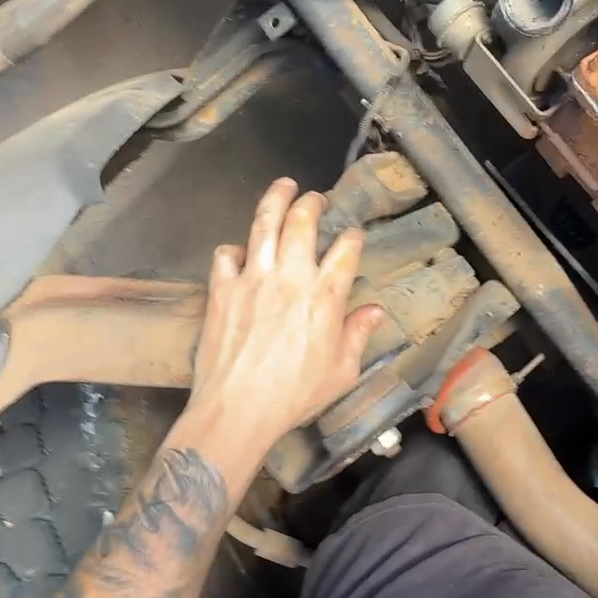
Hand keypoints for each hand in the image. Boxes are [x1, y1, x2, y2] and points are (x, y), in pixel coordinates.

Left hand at [188, 178, 387, 450]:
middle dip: (312, 203)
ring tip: (283, 186)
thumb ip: (357, 335)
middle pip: (302, 222)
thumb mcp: (341, 372)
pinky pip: (226, 254)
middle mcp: (290, 277)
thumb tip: (375, 311)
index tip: (354, 235)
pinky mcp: (222, 289)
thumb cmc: (294, 396)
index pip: (345, 250)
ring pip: (263, 224)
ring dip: (275, 199)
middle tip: (315, 197)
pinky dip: (234, 248)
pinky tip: (240, 252)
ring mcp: (252, 279)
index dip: (353, 237)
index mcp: (325, 296)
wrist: (237, 411)